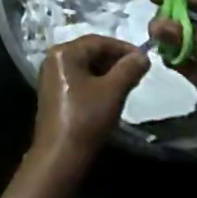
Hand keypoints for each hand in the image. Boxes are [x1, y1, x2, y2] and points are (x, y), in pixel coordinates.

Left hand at [32, 34, 148, 168]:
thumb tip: (143, 55)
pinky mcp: (54, 93)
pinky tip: (112, 94)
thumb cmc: (86, 119)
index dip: (123, 48)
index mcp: (63, 52)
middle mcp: (54, 59)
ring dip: (108, 72)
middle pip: (90, 52)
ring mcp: (51, 76)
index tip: (145, 58)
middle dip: (116, 60)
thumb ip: (129, 69)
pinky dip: (97, 82)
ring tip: (129, 83)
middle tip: (139, 71)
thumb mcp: (112, 92)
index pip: (98, 41)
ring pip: (86, 66)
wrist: (60, 156)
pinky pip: (79, 79)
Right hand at [147, 0, 196, 164]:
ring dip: (169, 40)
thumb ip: (190, 42)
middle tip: (151, 24)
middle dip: (170, 19)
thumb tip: (157, 23)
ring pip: (185, 42)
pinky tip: (162, 57)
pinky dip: (172, 59)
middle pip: (191, 22)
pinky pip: (184, 63)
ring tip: (152, 40)